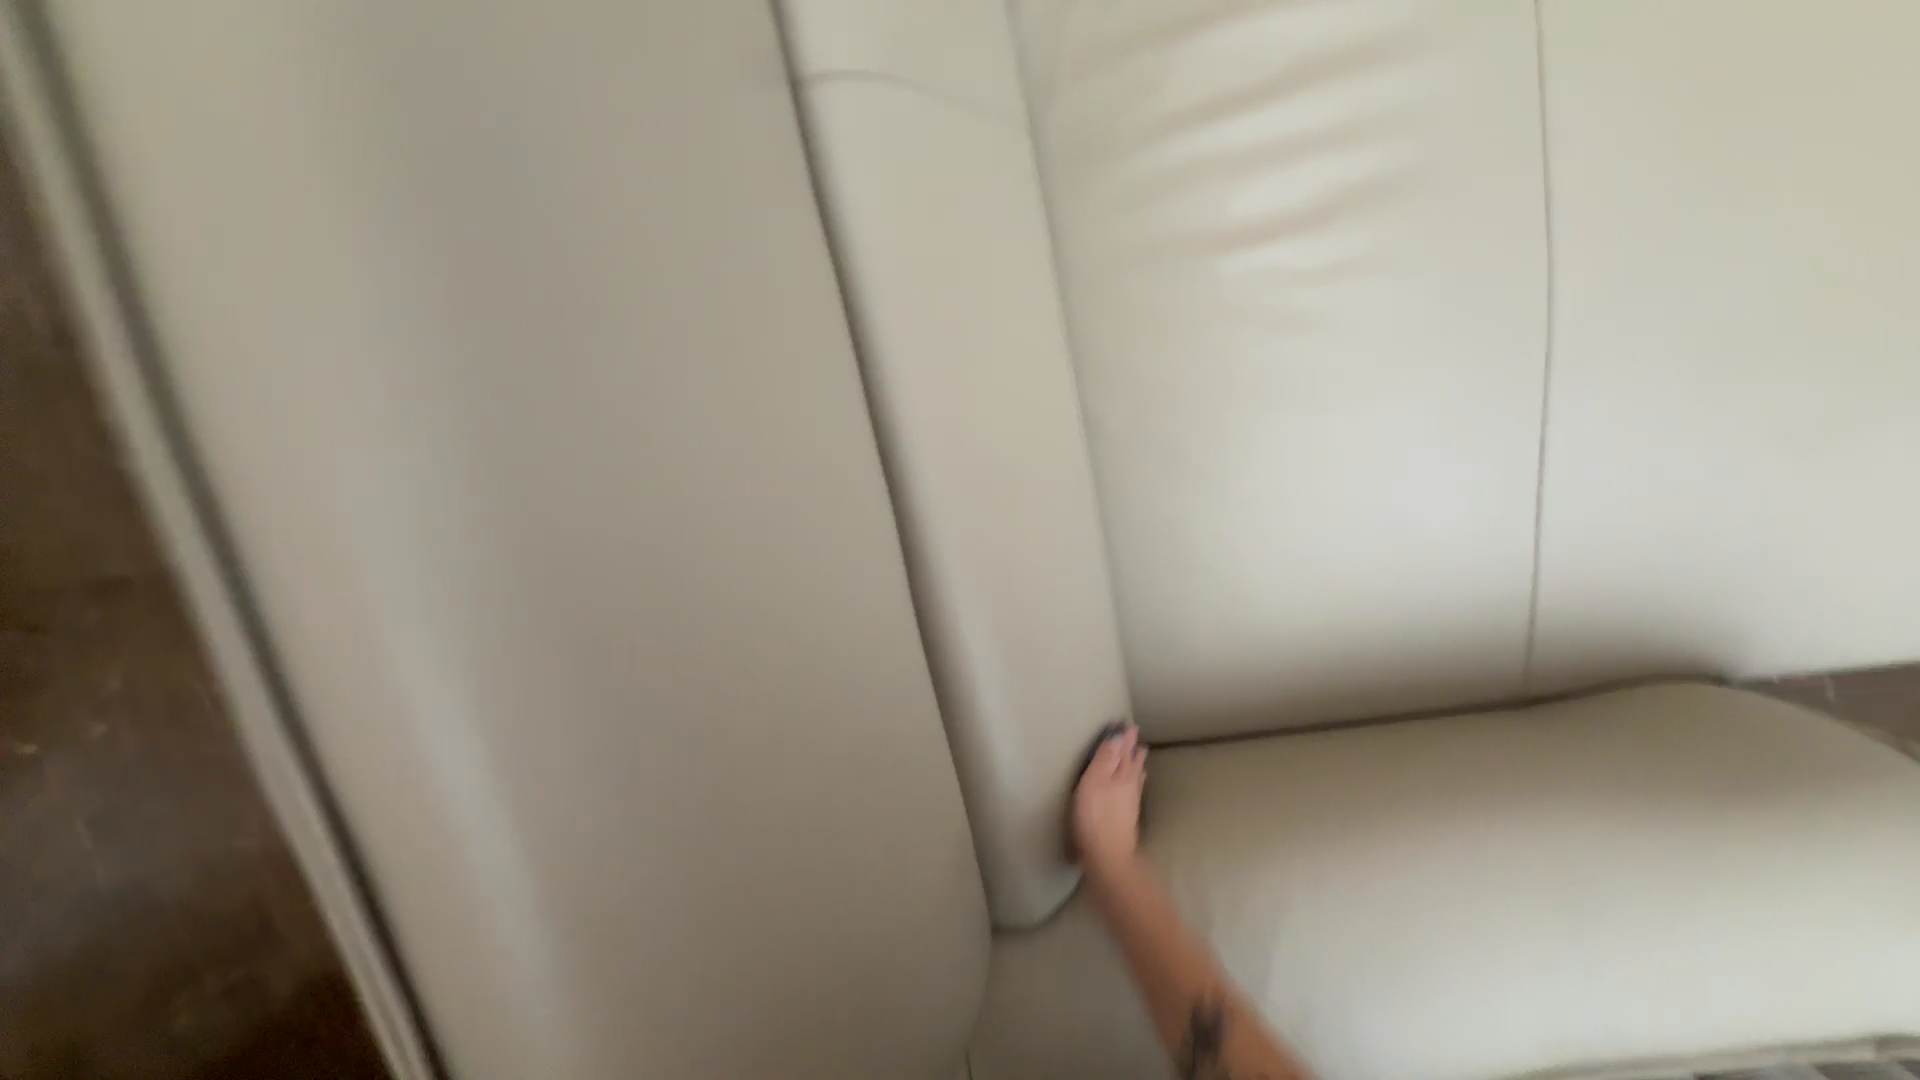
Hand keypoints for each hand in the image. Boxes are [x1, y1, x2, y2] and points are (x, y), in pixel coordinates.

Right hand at [1072, 723, 1146, 875]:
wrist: (1109, 856)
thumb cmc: (1095, 816)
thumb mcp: (1094, 782)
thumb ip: (1105, 758)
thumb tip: (1118, 734)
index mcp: (1121, 774)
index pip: (1125, 750)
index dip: (1126, 738)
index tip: (1129, 724)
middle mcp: (1130, 785)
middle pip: (1133, 762)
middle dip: (1133, 748)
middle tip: (1135, 736)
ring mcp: (1131, 802)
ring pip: (1136, 776)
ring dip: (1137, 763)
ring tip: (1139, 754)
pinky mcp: (1128, 817)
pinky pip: (1134, 789)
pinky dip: (1136, 781)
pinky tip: (1135, 785)